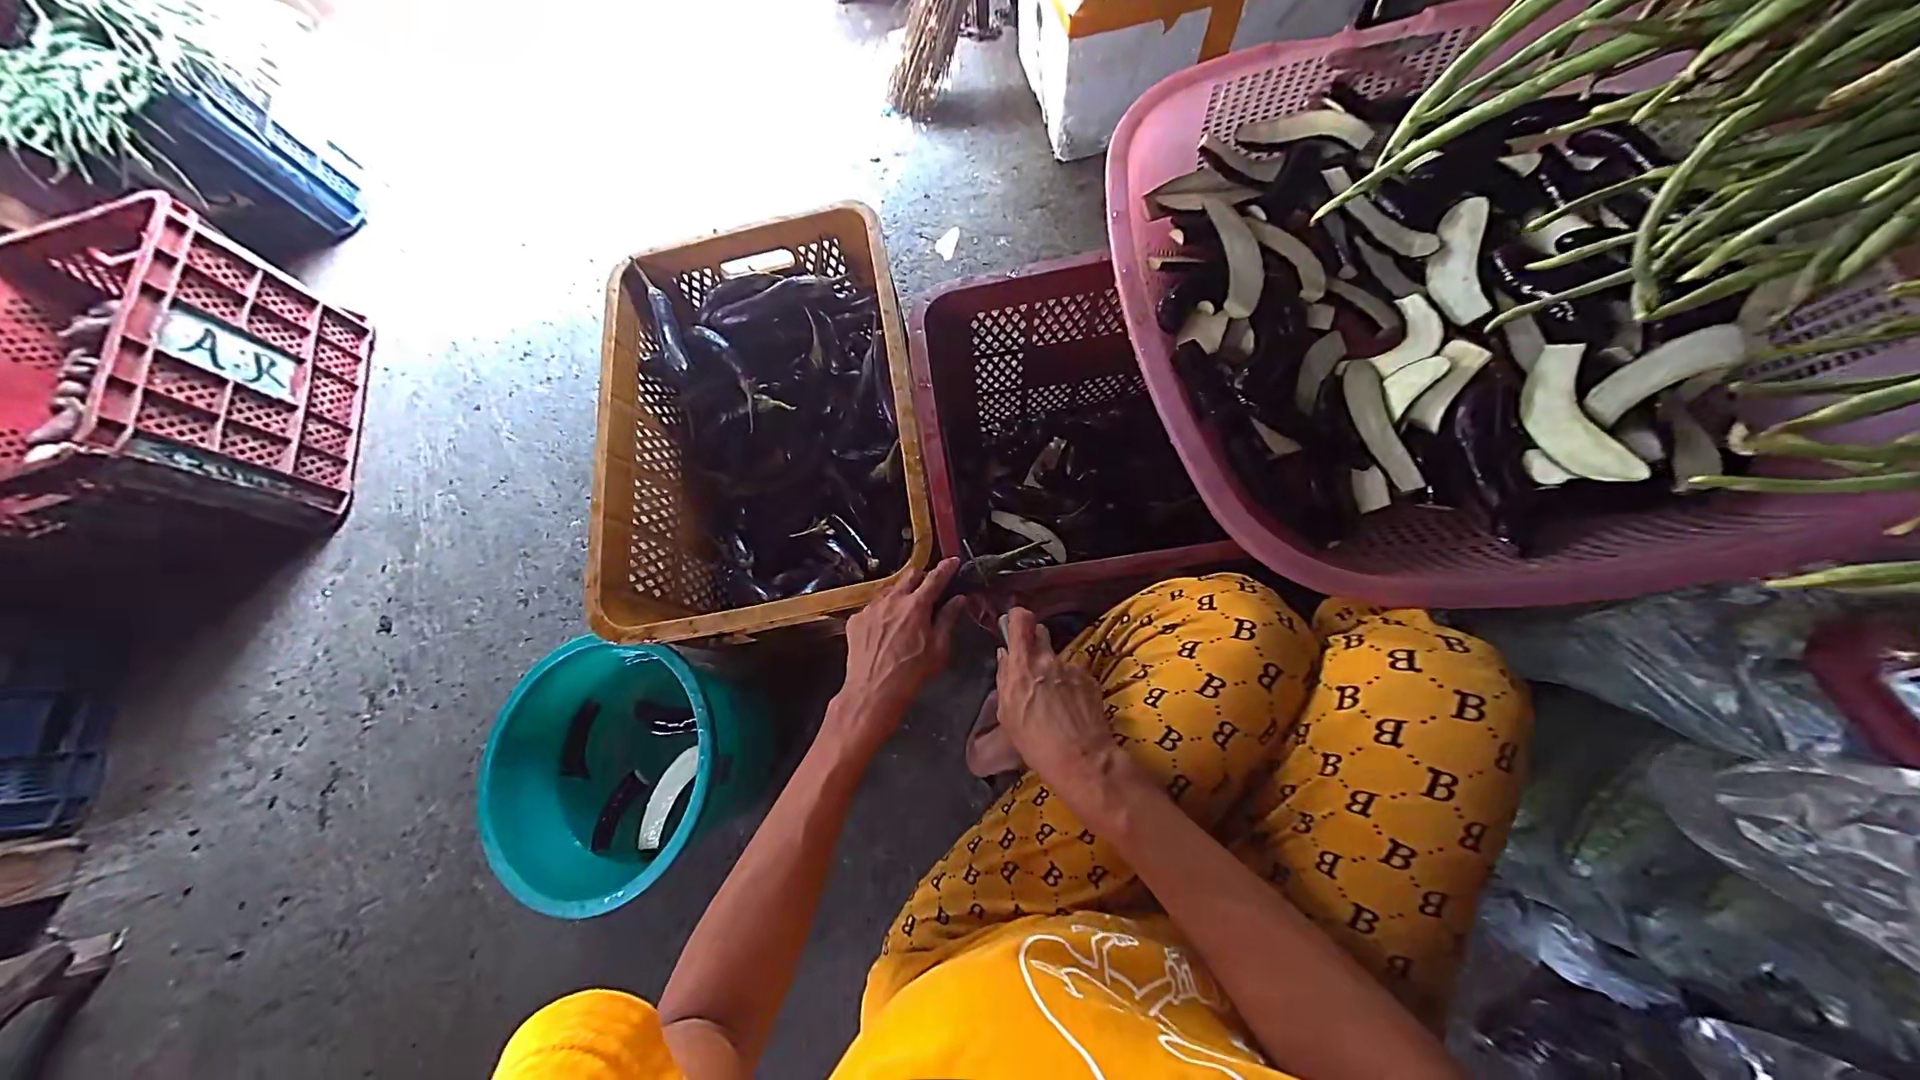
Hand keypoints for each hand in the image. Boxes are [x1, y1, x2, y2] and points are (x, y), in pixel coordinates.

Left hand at [830, 558, 967, 751]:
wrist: (873, 691)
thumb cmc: (911, 673)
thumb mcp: (939, 648)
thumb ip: (948, 619)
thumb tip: (958, 600)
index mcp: (917, 605)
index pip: (936, 578)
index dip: (946, 568)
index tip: (952, 562)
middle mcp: (892, 600)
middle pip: (910, 575)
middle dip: (922, 577)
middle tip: (930, 588)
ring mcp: (872, 608)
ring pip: (890, 589)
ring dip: (902, 593)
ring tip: (907, 609)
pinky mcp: (857, 619)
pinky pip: (873, 606)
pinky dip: (883, 609)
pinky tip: (886, 626)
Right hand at [994, 607, 1116, 791]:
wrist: (1081, 758)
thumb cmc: (1035, 742)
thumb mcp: (1007, 713)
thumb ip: (1005, 678)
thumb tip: (1005, 655)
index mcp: (1023, 665)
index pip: (1020, 620)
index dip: (1017, 618)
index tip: (1014, 626)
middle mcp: (1048, 659)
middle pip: (1040, 633)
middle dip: (1035, 643)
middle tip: (1032, 666)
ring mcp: (1072, 668)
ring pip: (1058, 658)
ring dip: (1053, 670)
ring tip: (1054, 699)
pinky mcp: (1090, 679)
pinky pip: (1075, 674)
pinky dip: (1071, 684)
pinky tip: (1070, 706)